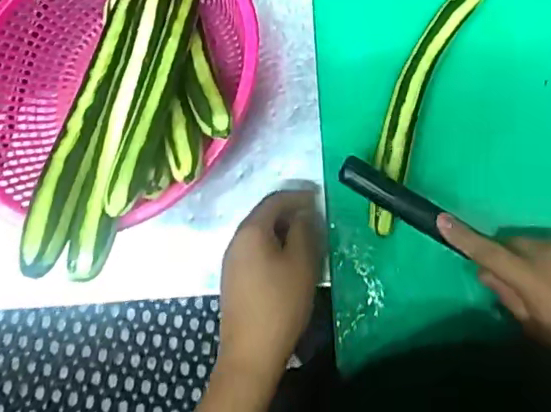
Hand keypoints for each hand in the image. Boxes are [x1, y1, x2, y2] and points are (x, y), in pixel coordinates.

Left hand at [213, 190, 321, 386]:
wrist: (250, 355)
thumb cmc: (280, 304)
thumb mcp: (301, 263)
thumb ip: (303, 230)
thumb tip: (303, 213)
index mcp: (251, 229)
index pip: (276, 199)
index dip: (298, 195)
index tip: (319, 197)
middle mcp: (237, 239)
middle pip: (265, 214)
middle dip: (290, 212)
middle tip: (314, 218)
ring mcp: (231, 260)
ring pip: (259, 234)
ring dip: (281, 231)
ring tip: (305, 239)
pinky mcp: (232, 279)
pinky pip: (254, 250)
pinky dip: (272, 247)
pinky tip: (287, 261)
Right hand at [438, 214, 550, 411]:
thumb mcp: (538, 330)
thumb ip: (509, 298)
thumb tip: (488, 274)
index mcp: (529, 277)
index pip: (487, 251)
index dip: (462, 237)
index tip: (441, 219)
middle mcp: (544, 251)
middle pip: (512, 245)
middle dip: (509, 258)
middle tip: (516, 283)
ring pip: (537, 245)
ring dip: (534, 259)